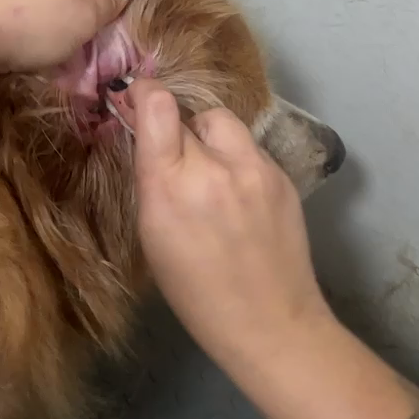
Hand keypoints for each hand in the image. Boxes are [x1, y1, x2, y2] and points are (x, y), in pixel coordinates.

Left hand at [0, 0, 130, 82]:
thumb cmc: (35, 25)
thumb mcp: (86, 17)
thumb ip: (108, 0)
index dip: (97, 0)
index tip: (97, 27)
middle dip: (68, 16)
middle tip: (74, 47)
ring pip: (34, 4)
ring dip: (42, 27)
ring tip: (45, 56)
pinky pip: (11, 15)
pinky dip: (18, 32)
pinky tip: (17, 52)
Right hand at [116, 78, 332, 370]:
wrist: (271, 325)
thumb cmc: (194, 289)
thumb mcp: (152, 231)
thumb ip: (149, 173)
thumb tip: (139, 125)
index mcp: (171, 186)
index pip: (158, 105)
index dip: (144, 93)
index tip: (136, 98)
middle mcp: (215, 167)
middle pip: (187, 110)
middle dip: (175, 125)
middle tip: (174, 156)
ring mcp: (257, 169)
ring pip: (221, 122)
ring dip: (207, 136)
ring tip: (209, 173)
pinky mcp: (283, 176)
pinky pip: (247, 146)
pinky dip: (234, 158)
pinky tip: (237, 194)